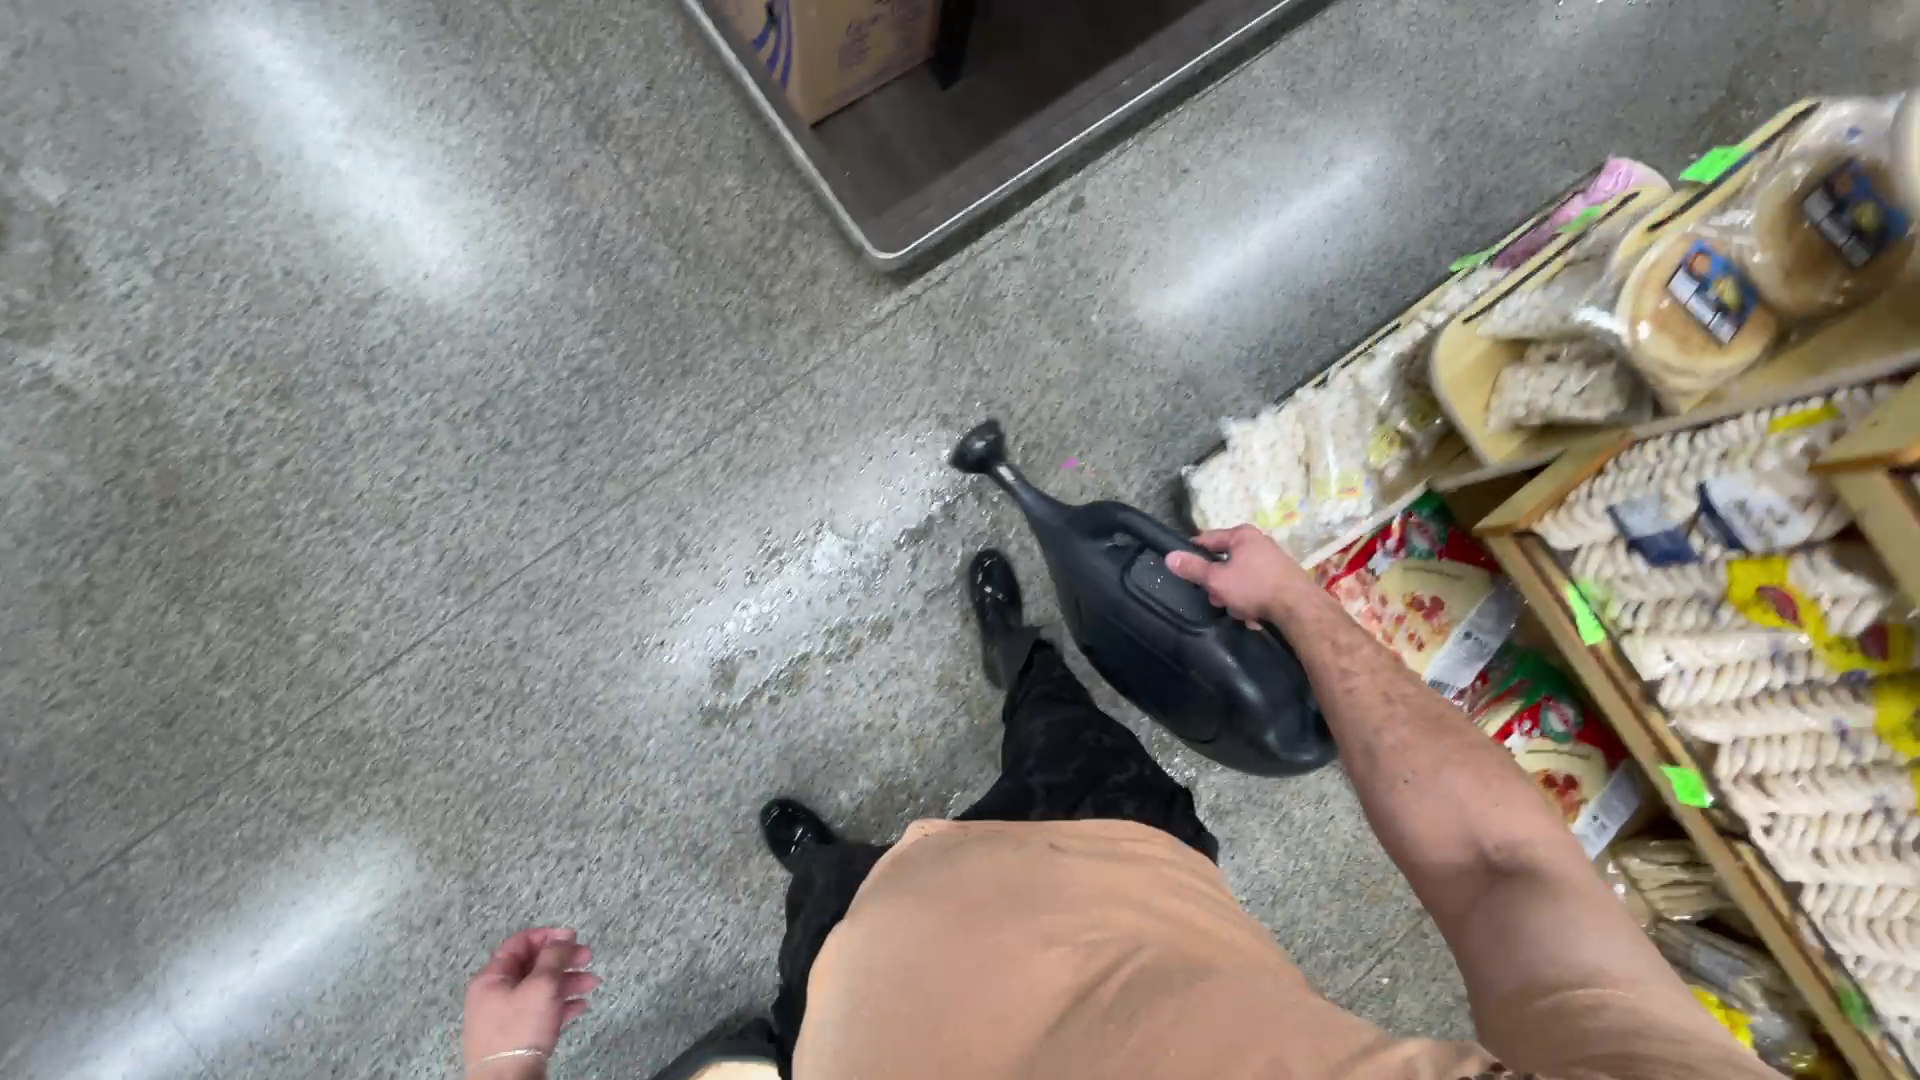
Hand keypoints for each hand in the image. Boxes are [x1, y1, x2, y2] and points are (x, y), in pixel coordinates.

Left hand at [462, 927, 601, 1077]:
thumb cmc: (521, 1027)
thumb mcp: (542, 984)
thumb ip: (554, 955)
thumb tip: (563, 936)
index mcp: (492, 978)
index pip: (520, 943)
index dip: (548, 935)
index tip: (573, 937)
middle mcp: (495, 994)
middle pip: (534, 965)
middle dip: (564, 960)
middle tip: (588, 957)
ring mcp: (504, 1016)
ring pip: (541, 988)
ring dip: (568, 981)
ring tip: (593, 984)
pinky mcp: (516, 1034)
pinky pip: (540, 1010)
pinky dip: (561, 1004)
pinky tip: (580, 1006)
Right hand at [1166, 525, 1318, 627]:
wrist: (1300, 608)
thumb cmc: (1254, 587)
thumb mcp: (1216, 579)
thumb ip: (1192, 568)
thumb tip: (1169, 556)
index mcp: (1242, 535)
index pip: (1207, 540)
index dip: (1192, 554)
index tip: (1184, 569)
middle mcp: (1259, 542)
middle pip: (1225, 561)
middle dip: (1218, 583)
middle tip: (1216, 599)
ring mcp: (1274, 560)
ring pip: (1241, 577)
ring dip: (1234, 595)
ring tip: (1238, 611)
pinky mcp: (1284, 577)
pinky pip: (1257, 586)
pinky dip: (1252, 599)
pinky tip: (1253, 615)